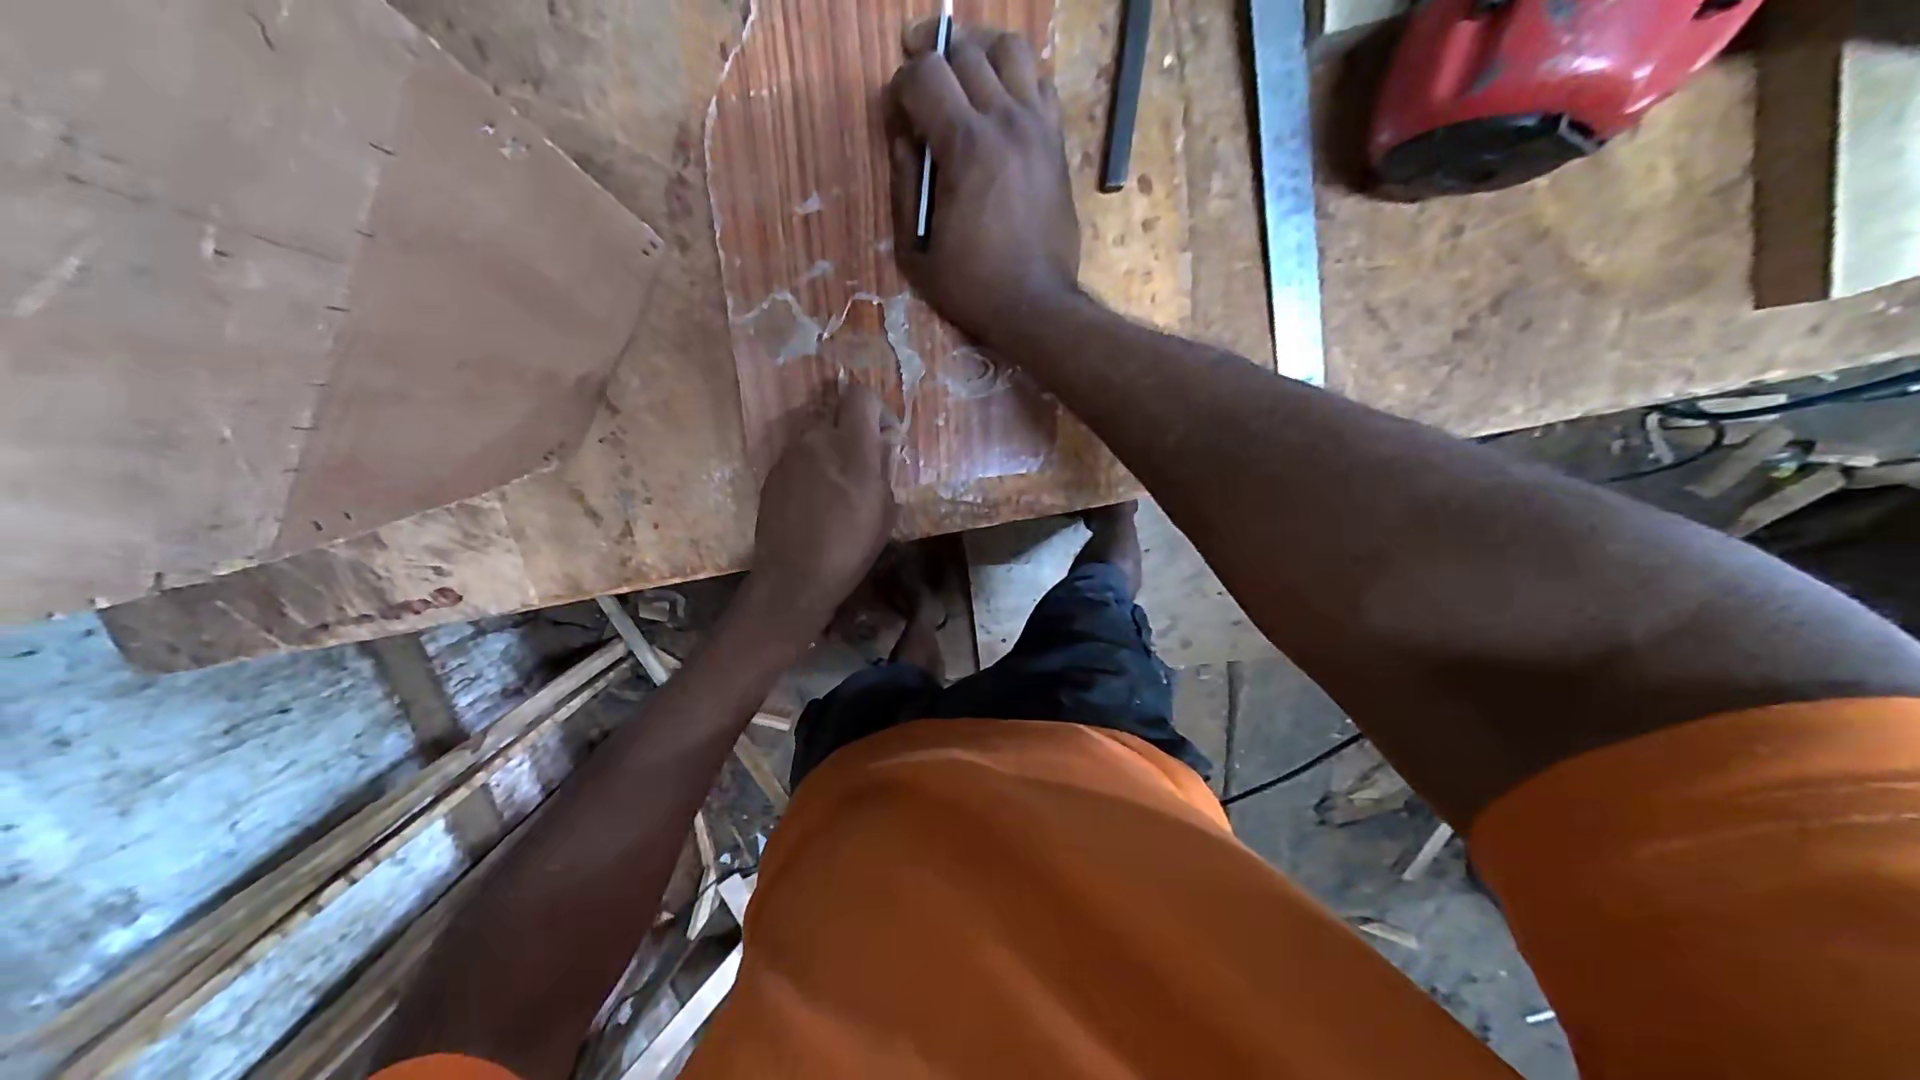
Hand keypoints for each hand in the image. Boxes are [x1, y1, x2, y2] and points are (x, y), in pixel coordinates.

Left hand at [742, 385, 897, 636]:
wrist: (794, 578)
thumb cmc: (850, 547)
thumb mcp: (885, 510)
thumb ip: (883, 467)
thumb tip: (882, 443)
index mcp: (851, 447)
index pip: (860, 395)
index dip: (876, 408)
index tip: (884, 434)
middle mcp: (816, 440)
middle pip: (834, 410)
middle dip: (851, 426)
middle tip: (862, 459)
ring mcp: (789, 455)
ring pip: (814, 433)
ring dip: (830, 447)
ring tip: (837, 484)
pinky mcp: (772, 473)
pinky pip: (798, 456)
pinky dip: (811, 466)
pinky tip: (815, 500)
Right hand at [887, 22, 1081, 345]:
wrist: (1034, 306)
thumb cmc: (970, 286)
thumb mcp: (915, 248)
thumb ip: (903, 183)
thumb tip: (903, 135)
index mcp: (966, 145)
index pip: (925, 73)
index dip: (901, 86)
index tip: (899, 116)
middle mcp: (1006, 121)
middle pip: (966, 50)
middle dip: (934, 58)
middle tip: (922, 85)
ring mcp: (1038, 128)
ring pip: (1012, 50)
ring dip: (981, 56)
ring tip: (964, 81)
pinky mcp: (1056, 143)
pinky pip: (1041, 83)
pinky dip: (1017, 80)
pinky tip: (1000, 106)